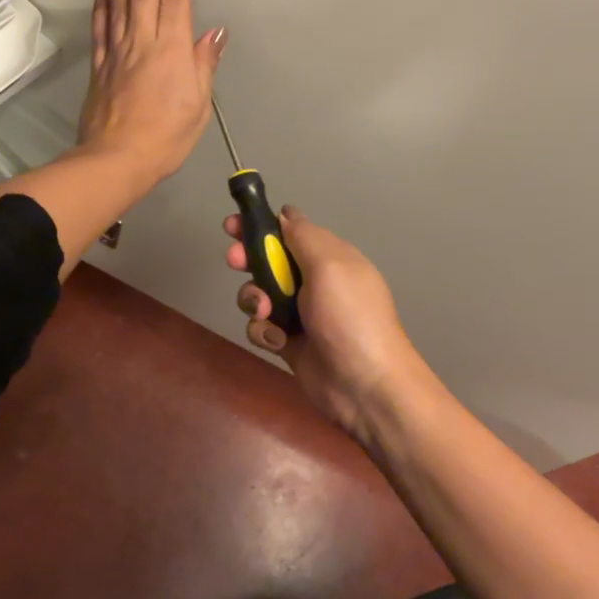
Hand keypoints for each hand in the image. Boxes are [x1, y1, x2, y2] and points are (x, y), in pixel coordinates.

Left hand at [77, 0, 225, 185]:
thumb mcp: (198, 103)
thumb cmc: (165, 137)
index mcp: (172, 49)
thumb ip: (203, 63)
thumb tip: (213, 34)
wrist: (117, 159)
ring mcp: (118, 51)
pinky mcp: (101, 67)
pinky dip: (102, 7)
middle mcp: (143, 41)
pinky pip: (101, 30)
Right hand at [228, 207, 420, 444]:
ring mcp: (300, 312)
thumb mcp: (329, 265)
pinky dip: (263, 330)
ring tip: (265, 312)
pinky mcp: (288, 341)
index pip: (289, 230)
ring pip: (259, 293)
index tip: (233, 226)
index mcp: (329, 257)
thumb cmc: (349, 317)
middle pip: (268, 259)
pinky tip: (277, 341)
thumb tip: (285, 212)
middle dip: (248, 259)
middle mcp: (314, 281)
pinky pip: (262, 326)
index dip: (260, 225)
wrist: (365, 386)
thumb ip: (302, 235)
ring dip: (254, 298)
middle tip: (235, 262)